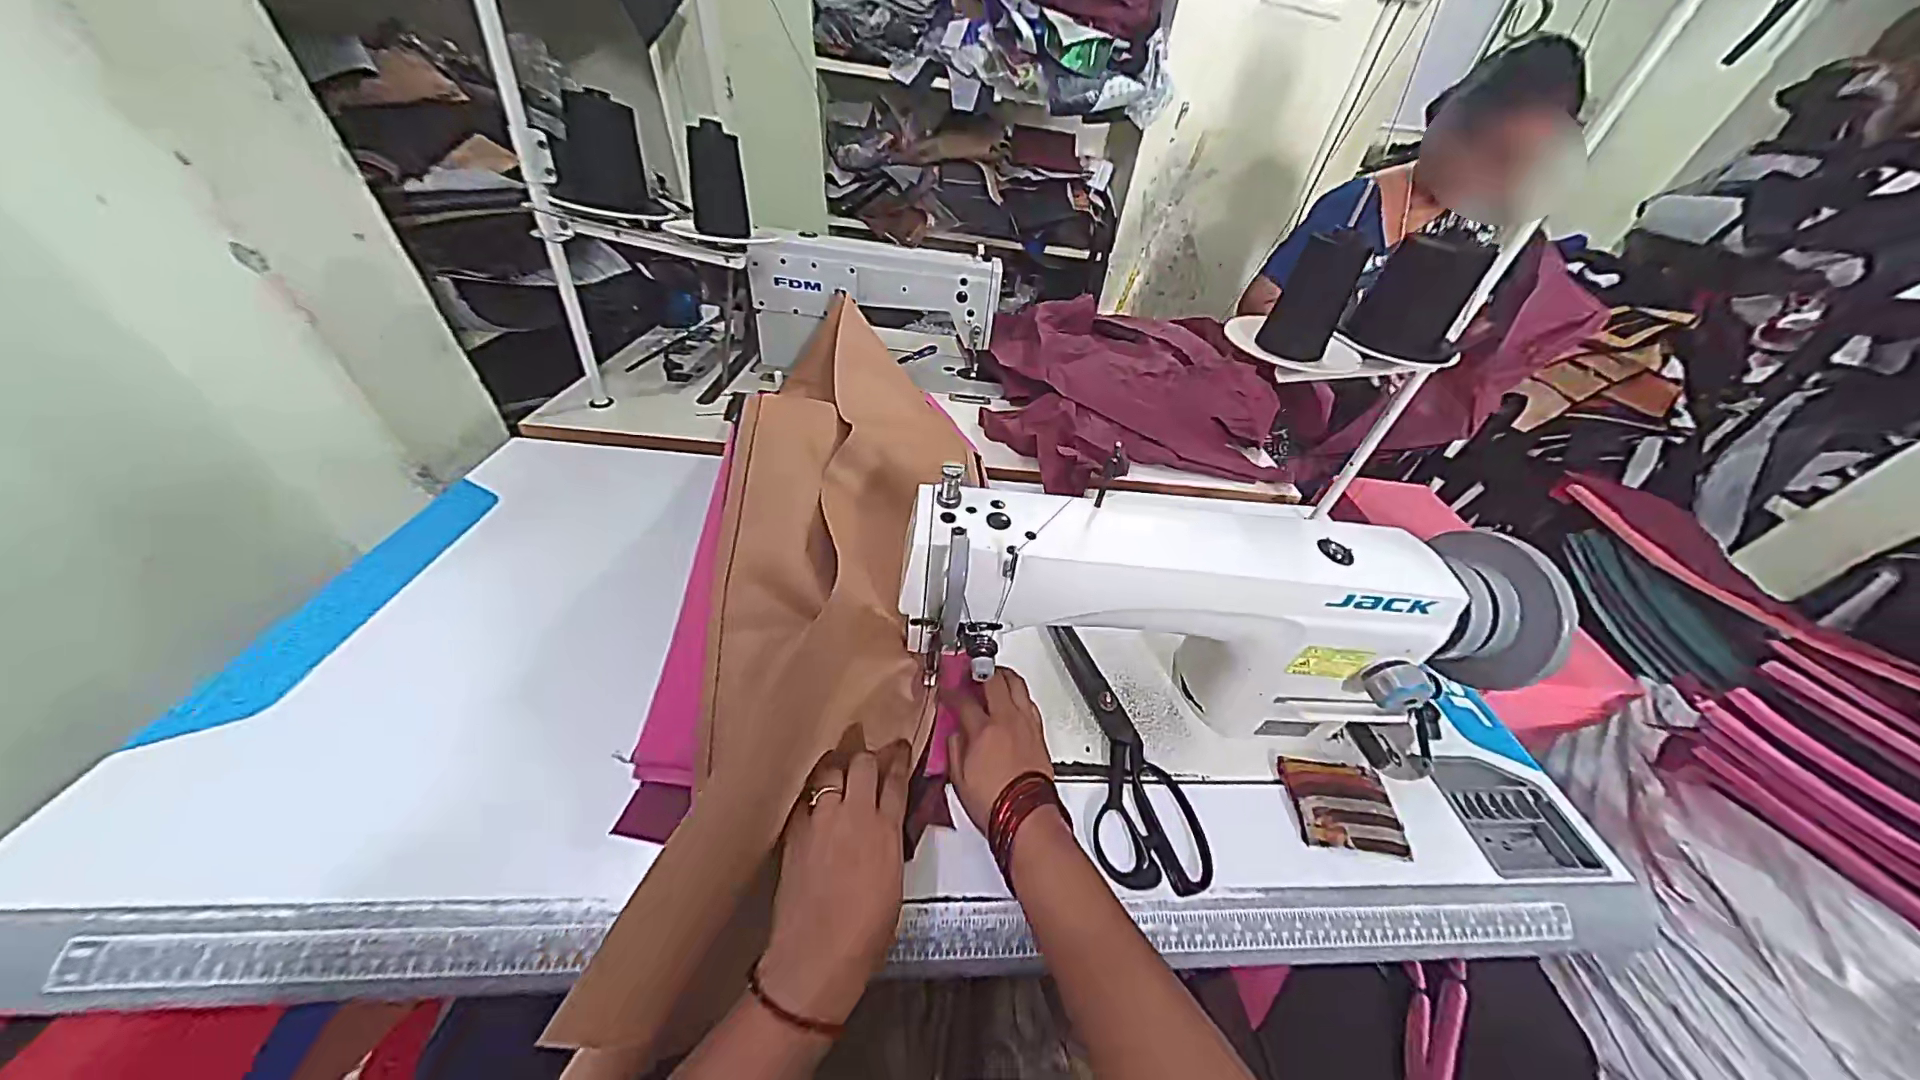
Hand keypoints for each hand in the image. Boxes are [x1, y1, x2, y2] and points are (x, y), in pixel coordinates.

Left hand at [760, 742, 912, 1025]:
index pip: (895, 778)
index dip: (899, 758)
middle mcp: (855, 815)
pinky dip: (814, 790)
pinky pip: (806, 796)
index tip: (900, 748)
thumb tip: (886, 826)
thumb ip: (890, 842)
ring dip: (839, 764)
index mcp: (887, 829)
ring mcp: (821, 820)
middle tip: (872, 755)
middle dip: (870, 755)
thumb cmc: (866, 933)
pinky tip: (816, 795)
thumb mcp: (894, 881)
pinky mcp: (794, 831)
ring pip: (830, 770)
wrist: (817, 955)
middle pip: (863, 763)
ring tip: (841, 764)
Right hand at [944, 668, 1051, 832]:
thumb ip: (954, 748)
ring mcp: (1026, 724)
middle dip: (979, 671)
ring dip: (1002, 676)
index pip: (963, 699)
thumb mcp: (959, 778)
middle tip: (970, 671)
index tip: (947, 689)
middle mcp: (1007, 721)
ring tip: (993, 676)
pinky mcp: (1038, 733)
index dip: (951, 691)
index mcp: (983, 730)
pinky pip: (1029, 702)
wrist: (1026, 817)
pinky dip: (1019, 694)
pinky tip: (1013, 699)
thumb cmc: (996, 803)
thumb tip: (954, 734)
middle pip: (993, 679)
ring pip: (1016, 684)